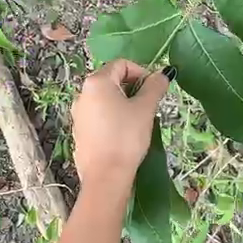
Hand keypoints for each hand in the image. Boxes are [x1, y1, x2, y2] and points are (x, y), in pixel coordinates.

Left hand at [71, 60, 169, 198]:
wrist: (106, 178)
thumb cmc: (126, 137)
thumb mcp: (145, 108)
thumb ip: (155, 86)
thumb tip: (163, 73)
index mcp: (96, 82)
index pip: (122, 64)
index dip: (141, 72)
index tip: (154, 88)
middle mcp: (82, 94)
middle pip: (112, 80)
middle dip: (133, 88)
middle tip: (149, 104)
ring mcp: (78, 115)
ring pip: (105, 99)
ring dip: (124, 103)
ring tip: (138, 120)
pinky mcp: (79, 132)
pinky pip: (99, 116)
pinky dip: (113, 118)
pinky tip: (124, 134)